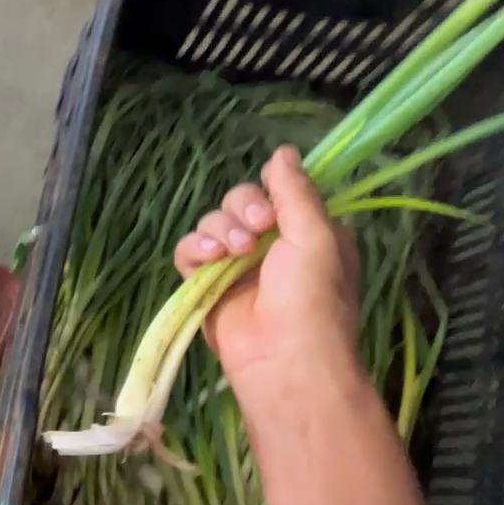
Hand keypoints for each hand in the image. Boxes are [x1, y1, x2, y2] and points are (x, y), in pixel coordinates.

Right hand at [173, 145, 362, 394]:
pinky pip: (187, 250)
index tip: (270, 210)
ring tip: (230, 253)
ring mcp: (234, 265)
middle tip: (254, 232)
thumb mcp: (315, 236)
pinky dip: (193, 249)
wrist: (283, 354)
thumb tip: (282, 150)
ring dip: (218, 231)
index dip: (266, 194)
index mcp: (304, 232)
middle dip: (240, 212)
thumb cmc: (312, 295)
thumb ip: (295, 192)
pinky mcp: (204, 282)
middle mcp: (269, 245)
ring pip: (211, 224)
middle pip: (238, 204)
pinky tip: (206, 260)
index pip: (274, 193)